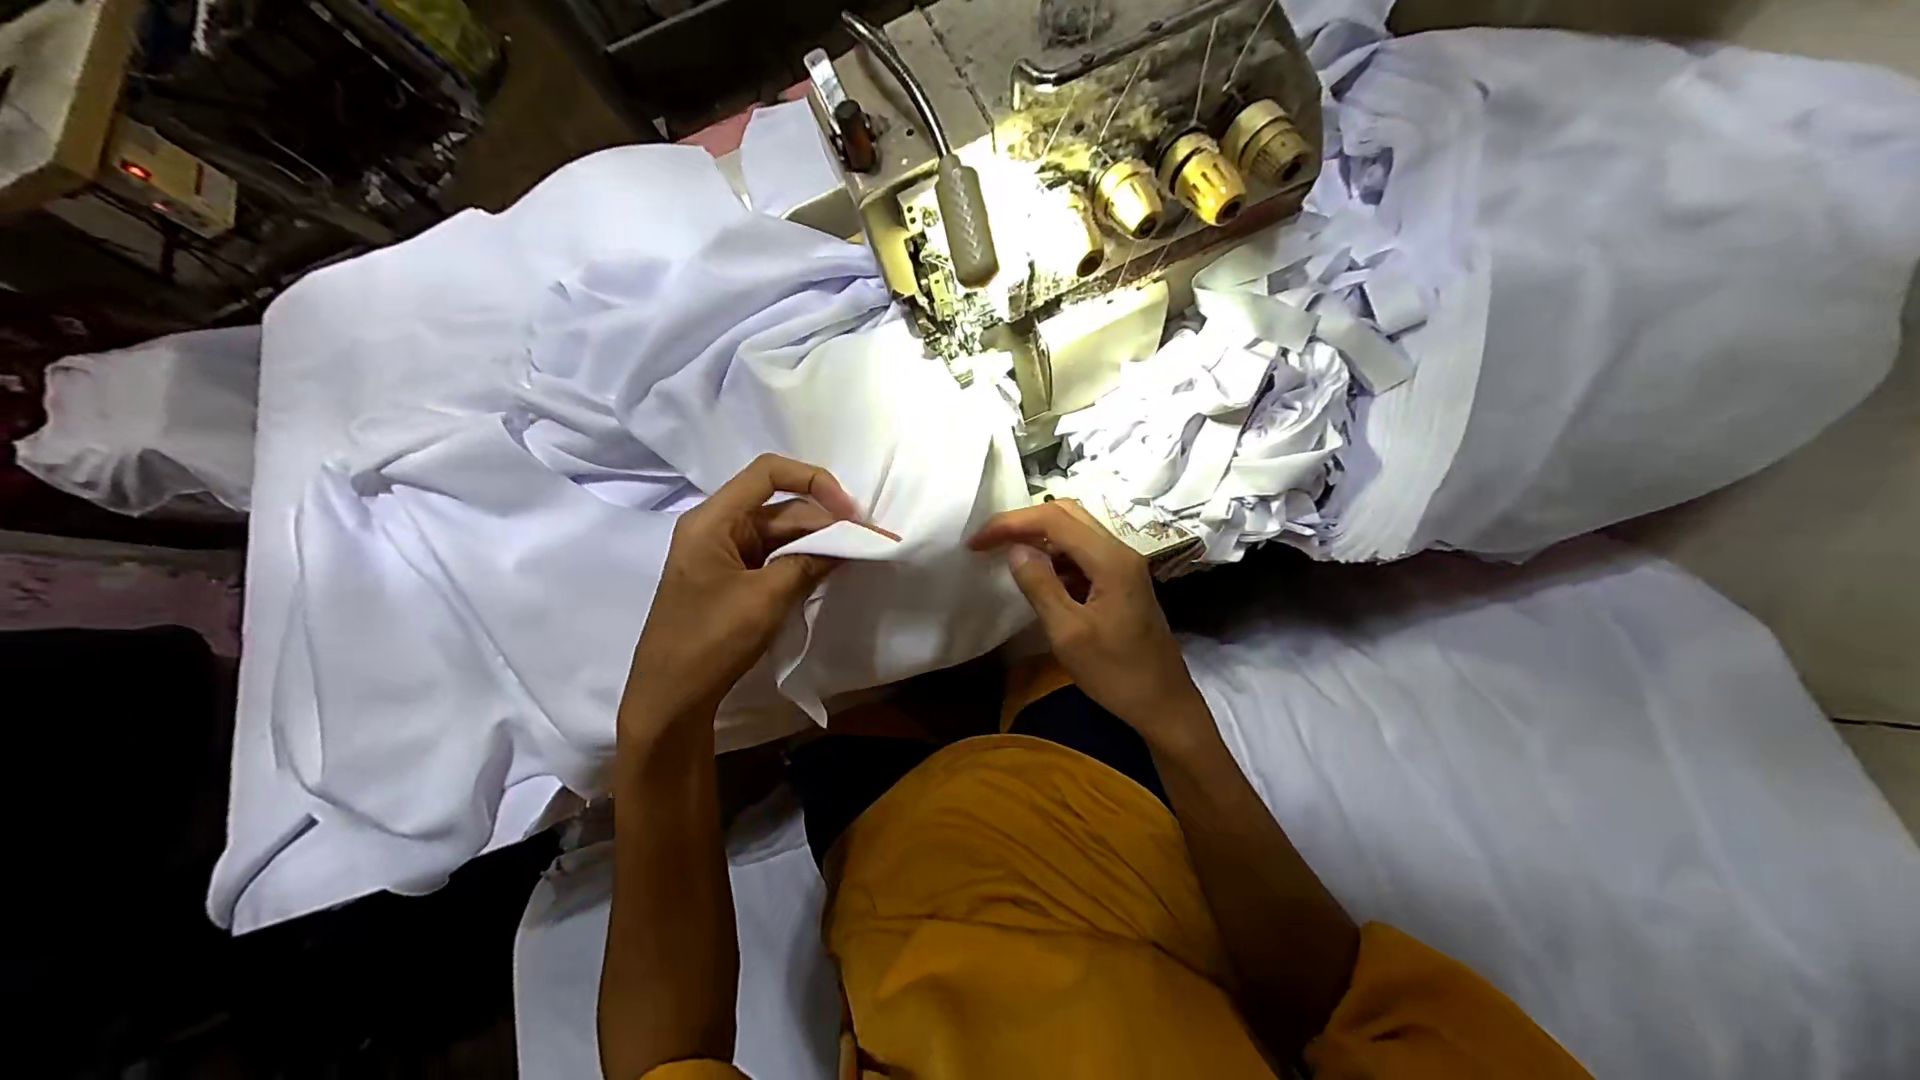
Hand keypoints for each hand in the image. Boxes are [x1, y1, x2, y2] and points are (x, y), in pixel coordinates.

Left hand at [623, 454, 864, 738]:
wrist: (670, 697)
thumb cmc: (710, 640)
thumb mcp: (766, 598)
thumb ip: (809, 563)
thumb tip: (848, 545)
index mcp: (714, 520)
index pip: (768, 473)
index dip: (813, 481)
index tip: (848, 511)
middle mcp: (718, 528)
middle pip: (780, 507)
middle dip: (825, 521)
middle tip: (868, 541)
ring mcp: (725, 555)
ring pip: (781, 534)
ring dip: (817, 543)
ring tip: (857, 555)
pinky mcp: (733, 580)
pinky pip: (774, 558)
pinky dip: (802, 561)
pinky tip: (829, 571)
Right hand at [969, 499, 1213, 752]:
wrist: (1164, 704)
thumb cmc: (1116, 673)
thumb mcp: (1068, 633)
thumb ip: (1040, 586)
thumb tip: (1014, 550)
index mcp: (1110, 559)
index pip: (1053, 519)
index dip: (1011, 523)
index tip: (977, 542)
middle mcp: (1120, 552)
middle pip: (1067, 514)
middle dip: (1023, 522)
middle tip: (988, 542)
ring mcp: (1124, 566)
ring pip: (1075, 531)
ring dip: (1039, 537)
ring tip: (1005, 554)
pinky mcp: (1122, 581)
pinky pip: (1083, 553)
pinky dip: (1055, 555)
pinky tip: (1037, 575)